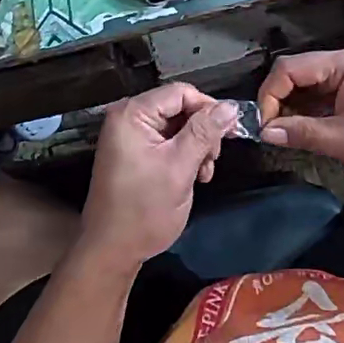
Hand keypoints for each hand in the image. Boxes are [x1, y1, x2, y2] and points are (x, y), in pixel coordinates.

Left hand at [78, 83, 236, 269]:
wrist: (112, 249)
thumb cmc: (144, 209)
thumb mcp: (180, 168)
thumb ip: (205, 133)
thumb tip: (231, 107)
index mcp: (132, 114)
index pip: (181, 93)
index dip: (208, 108)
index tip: (230, 132)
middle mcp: (128, 117)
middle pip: (179, 108)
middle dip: (202, 131)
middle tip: (213, 159)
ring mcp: (130, 135)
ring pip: (178, 126)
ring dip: (197, 146)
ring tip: (203, 173)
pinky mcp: (135, 152)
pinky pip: (168, 141)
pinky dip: (185, 155)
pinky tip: (194, 176)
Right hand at [257, 49, 343, 196]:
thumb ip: (304, 133)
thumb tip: (265, 131)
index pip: (289, 68)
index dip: (270, 96)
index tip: (264, 127)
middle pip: (298, 74)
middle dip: (280, 102)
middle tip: (273, 135)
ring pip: (311, 88)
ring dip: (296, 111)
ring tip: (288, 139)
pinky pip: (327, 98)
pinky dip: (313, 115)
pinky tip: (308, 136)